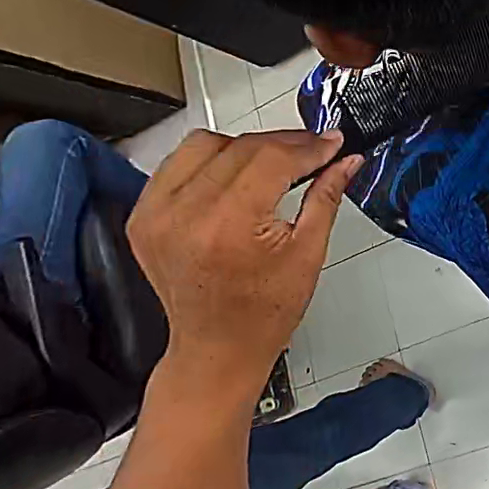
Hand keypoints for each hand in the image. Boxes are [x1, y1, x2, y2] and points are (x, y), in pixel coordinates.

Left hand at [126, 129, 361, 408]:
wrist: (218, 345)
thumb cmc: (265, 311)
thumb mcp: (309, 251)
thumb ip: (326, 196)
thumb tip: (345, 161)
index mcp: (229, 226)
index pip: (272, 159)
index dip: (309, 147)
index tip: (332, 142)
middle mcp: (184, 214)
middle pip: (242, 147)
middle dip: (285, 143)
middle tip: (315, 148)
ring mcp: (156, 214)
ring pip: (205, 144)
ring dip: (246, 145)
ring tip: (276, 160)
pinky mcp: (143, 216)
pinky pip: (177, 164)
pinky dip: (211, 160)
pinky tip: (238, 174)